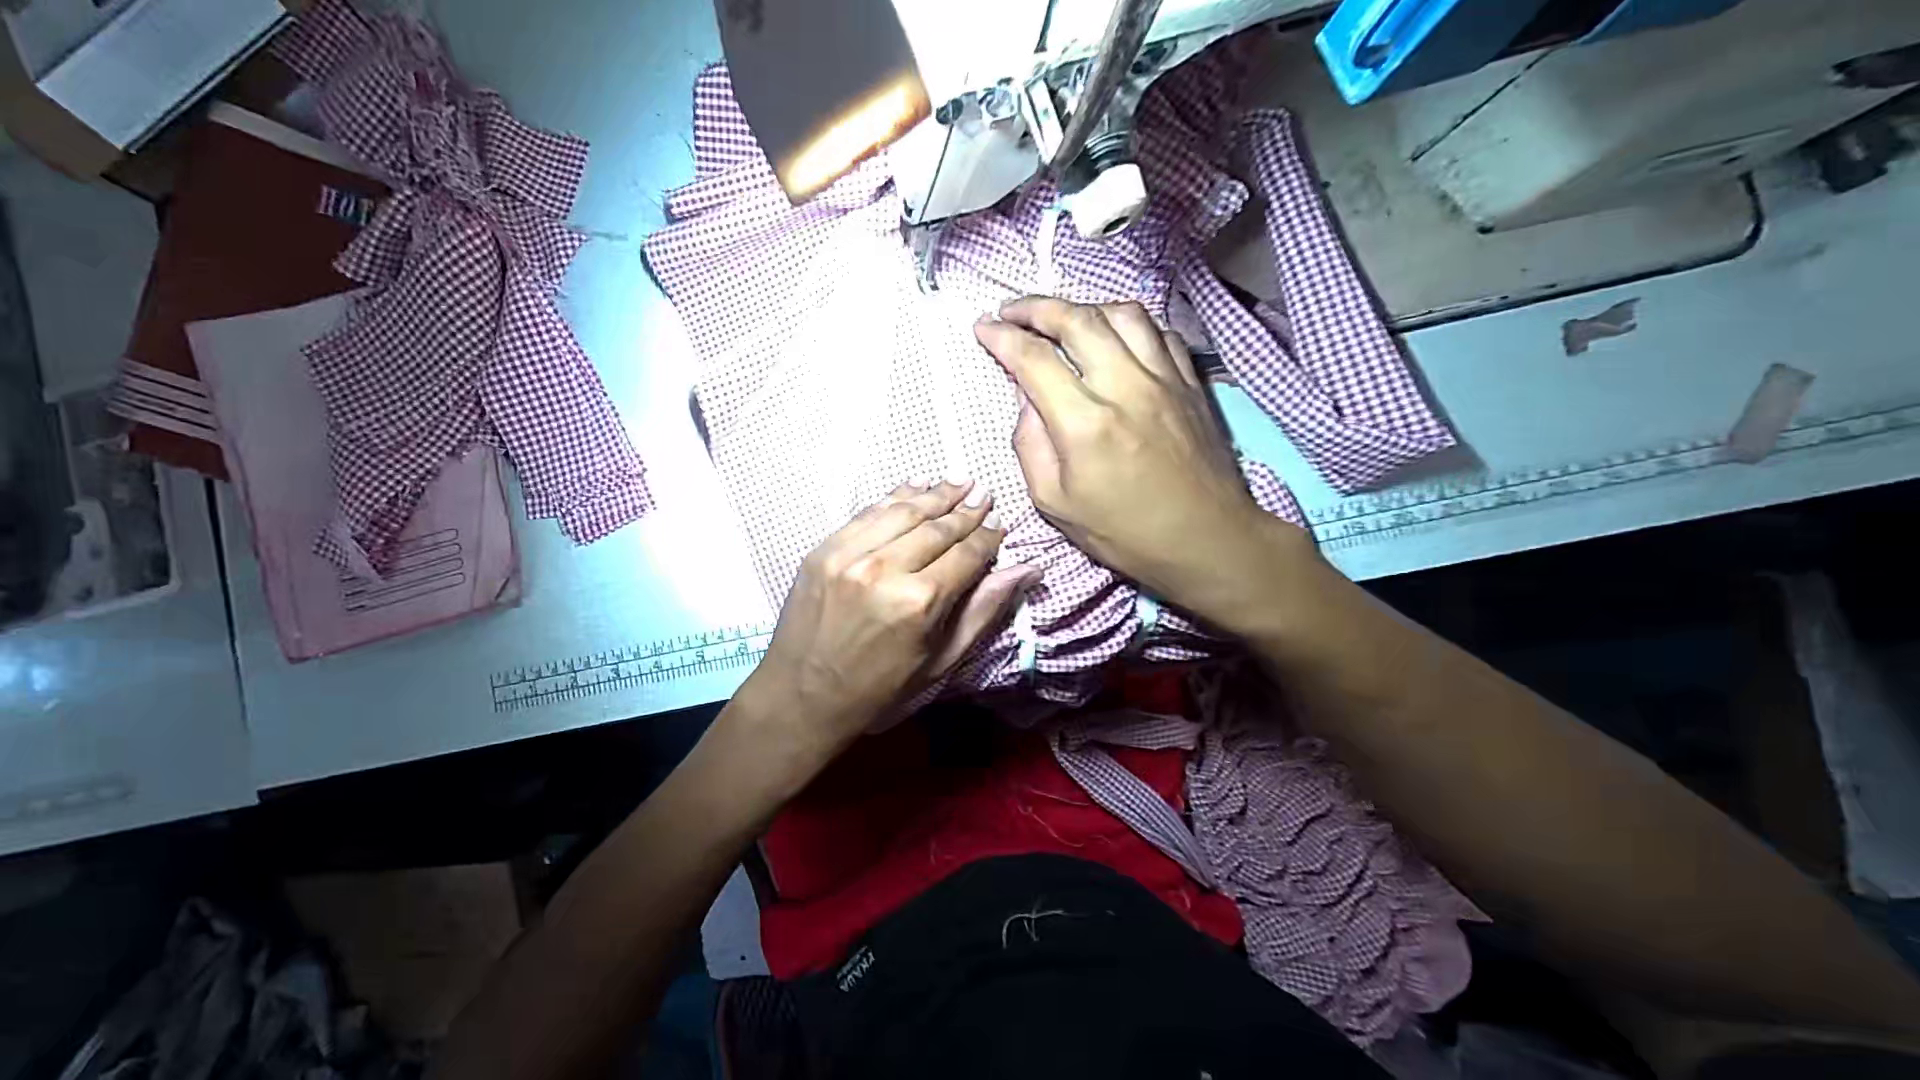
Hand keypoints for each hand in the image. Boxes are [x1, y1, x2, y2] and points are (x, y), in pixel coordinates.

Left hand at [738, 479, 1039, 757]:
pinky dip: (894, 497)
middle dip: (965, 509)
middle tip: (984, 491)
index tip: (1000, 521)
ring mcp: (849, 555)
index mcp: (920, 603)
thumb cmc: (880, 689)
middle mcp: (885, 569)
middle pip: (937, 527)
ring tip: (957, 481)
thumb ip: (984, 609)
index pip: (966, 554)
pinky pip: (867, 513)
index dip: (987, 535)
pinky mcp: (823, 550)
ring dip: (934, 494)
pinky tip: (915, 484)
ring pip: (903, 512)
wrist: (802, 696)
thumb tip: (1028, 570)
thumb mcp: (941, 661)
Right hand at [973, 297, 1313, 630]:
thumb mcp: (1055, 504)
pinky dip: (1128, 325)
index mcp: (1084, 422)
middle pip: (1075, 318)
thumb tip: (1026, 399)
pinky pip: (1158, 331)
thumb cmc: (1125, 533)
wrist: (1207, 540)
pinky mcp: (1189, 382)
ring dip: (1083, 307)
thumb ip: (1030, 444)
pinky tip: (1115, 339)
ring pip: (1120, 313)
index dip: (1000, 336)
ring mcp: (1163, 378)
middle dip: (1035, 307)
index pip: (1032, 357)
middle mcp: (1124, 386)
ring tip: (1062, 319)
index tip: (982, 327)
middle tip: (1011, 310)